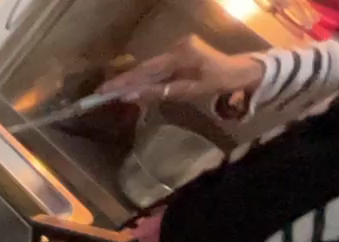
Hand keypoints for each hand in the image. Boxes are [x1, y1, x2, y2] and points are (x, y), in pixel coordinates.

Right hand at [100, 36, 263, 107]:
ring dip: (131, 82)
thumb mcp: (187, 90)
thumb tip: (128, 97)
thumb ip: (157, 93)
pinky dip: (142, 79)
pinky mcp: (177, 54)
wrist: (239, 70)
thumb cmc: (216, 81)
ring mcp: (177, 49)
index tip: (101, 92)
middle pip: (144, 68)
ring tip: (110, 93)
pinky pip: (155, 69)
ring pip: (148, 69)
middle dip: (122, 82)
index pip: (145, 70)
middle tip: (99, 94)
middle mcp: (177, 47)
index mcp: (181, 53)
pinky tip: (129, 89)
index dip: (122, 82)